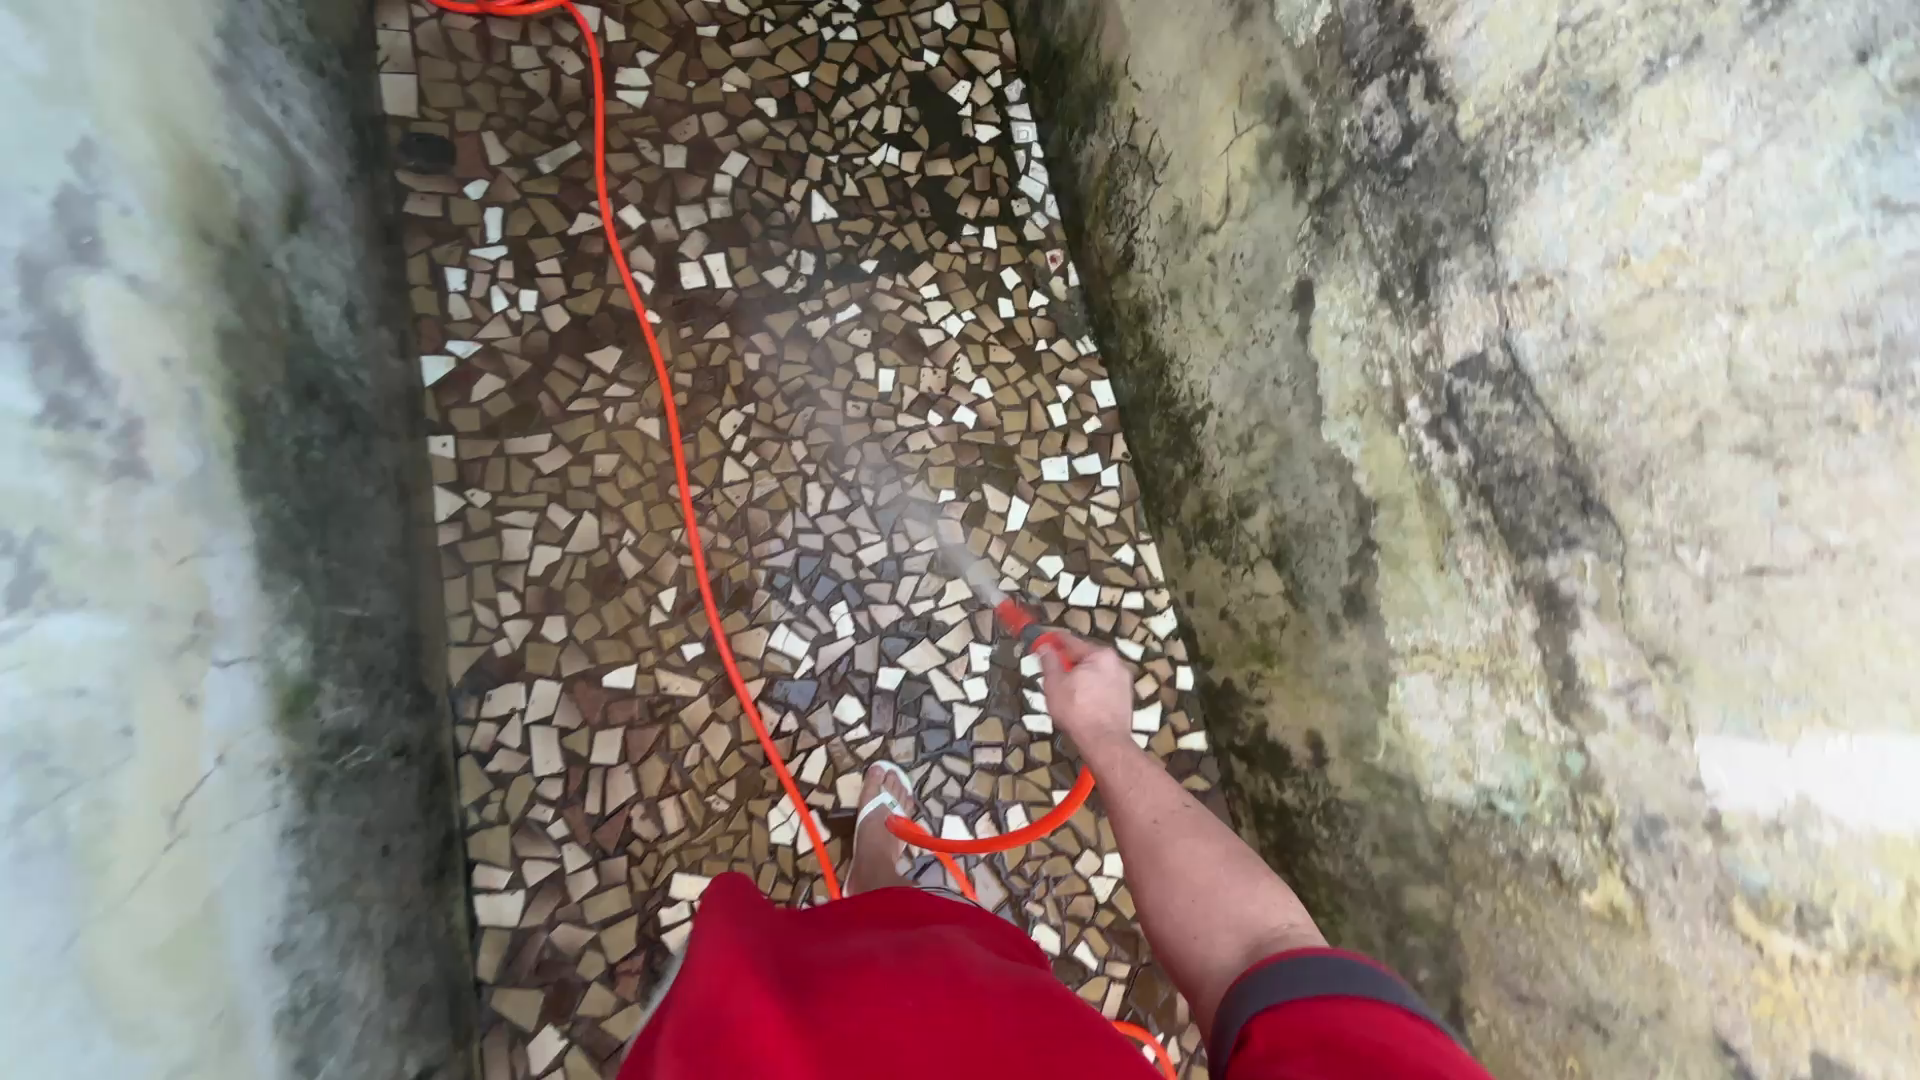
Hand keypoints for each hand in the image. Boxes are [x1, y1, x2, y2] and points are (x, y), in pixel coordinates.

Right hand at [1037, 633, 1134, 751]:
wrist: (1104, 742)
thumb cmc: (1076, 710)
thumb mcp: (1054, 683)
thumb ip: (1049, 662)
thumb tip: (1045, 647)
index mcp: (1100, 654)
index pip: (1072, 641)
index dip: (1055, 640)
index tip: (1044, 639)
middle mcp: (1116, 663)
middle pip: (1086, 657)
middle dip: (1069, 662)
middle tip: (1053, 671)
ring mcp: (1124, 681)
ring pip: (1096, 673)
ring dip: (1081, 677)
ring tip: (1065, 690)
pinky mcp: (1126, 698)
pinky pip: (1104, 687)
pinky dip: (1091, 689)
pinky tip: (1081, 702)